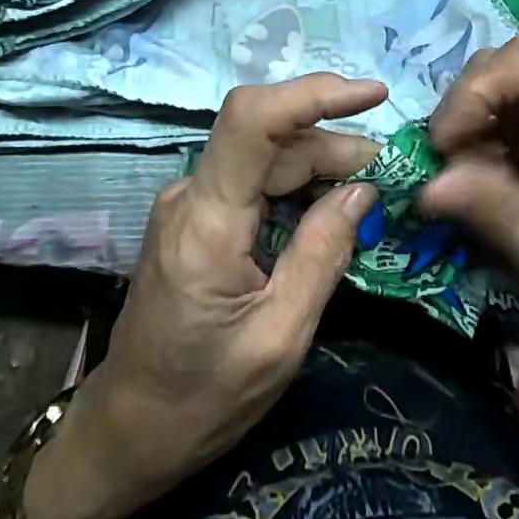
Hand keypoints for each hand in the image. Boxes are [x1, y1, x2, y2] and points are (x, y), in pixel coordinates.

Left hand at [22, 74, 383, 518]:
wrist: (131, 425)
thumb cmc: (206, 395)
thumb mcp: (281, 336)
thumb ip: (322, 253)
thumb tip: (361, 189)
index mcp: (206, 222)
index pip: (251, 121)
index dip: (312, 93)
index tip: (373, 94)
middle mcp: (188, 197)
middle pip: (263, 138)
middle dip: (330, 141)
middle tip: (387, 172)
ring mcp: (185, 206)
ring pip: (257, 158)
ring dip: (314, 162)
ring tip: (366, 187)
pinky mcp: (190, 220)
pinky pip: (246, 183)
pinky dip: (290, 184)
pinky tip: (324, 204)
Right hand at [417, 39, 518, 398]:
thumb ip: (497, 214)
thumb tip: (427, 184)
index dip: (473, 91)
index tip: (443, 145)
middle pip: (515, 71)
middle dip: (467, 110)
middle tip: (449, 168)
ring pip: (509, 97)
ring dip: (472, 133)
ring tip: (465, 186)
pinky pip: (516, 128)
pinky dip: (486, 151)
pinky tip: (486, 191)